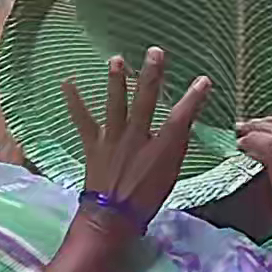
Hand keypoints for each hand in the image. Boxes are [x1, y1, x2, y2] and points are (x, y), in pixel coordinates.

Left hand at [63, 48, 211, 236]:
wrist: (112, 218)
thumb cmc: (146, 199)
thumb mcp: (170, 176)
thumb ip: (176, 149)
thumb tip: (182, 124)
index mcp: (160, 149)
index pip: (181, 119)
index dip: (193, 99)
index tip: (203, 80)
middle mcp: (137, 139)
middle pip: (146, 102)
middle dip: (152, 76)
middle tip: (155, 52)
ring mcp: (113, 140)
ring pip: (116, 105)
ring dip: (117, 81)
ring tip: (116, 59)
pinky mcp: (93, 144)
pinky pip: (82, 120)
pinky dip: (74, 102)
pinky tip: (67, 82)